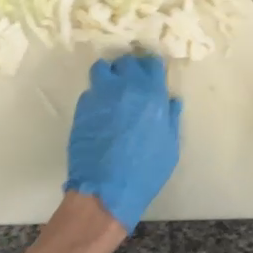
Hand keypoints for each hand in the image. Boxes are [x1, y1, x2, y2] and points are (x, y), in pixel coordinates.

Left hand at [65, 54, 182, 231]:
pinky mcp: (82, 107)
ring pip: (102, 70)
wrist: (106, 189)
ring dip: (108, 76)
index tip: (151, 73)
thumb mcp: (170, 147)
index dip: (151, 67)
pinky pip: (90, 92)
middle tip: (131, 82)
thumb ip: (170, 118)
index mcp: (151, 94)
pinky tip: (100, 112)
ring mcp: (100, 95)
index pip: (152, 64)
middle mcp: (124, 87)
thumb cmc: (145, 171)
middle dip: (129, 69)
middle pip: (126, 62)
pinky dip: (96, 96)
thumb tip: (171, 100)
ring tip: (112, 90)